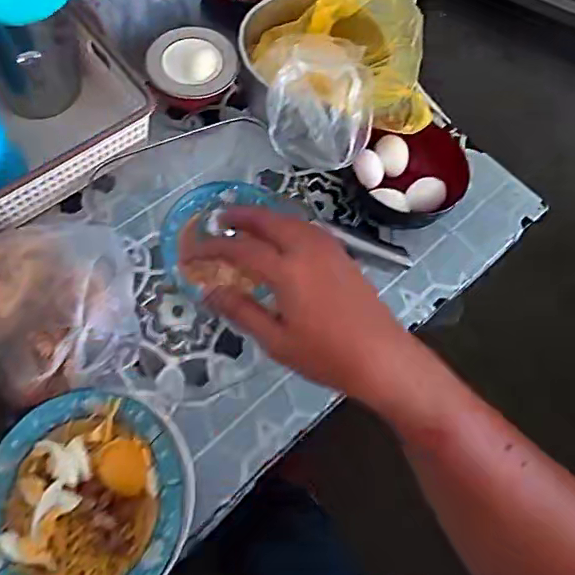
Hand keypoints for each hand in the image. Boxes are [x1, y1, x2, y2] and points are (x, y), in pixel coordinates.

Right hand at [181, 206, 421, 398]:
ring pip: (289, 219)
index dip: (211, 248)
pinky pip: (306, 228)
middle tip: (217, 220)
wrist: (383, 358)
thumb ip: (241, 311)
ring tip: (244, 224)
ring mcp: (329, 248)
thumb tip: (209, 291)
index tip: (191, 252)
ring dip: (263, 217)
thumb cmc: (326, 355)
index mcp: (287, 270)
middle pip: (267, 221)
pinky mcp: (342, 254)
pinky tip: (280, 237)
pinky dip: (285, 224)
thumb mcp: (276, 341)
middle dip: (239, 217)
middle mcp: (307, 249)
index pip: (239, 249)